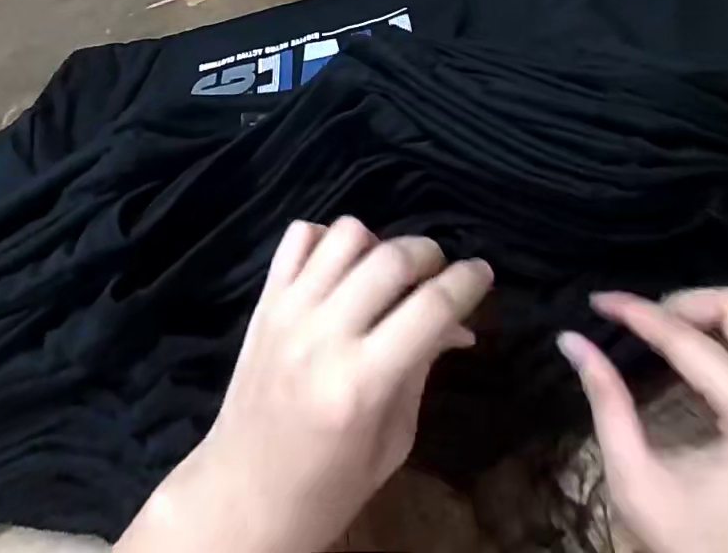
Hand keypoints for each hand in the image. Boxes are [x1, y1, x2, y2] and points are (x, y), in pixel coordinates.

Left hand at [118, 217, 493, 552]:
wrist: (243, 493)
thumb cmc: (329, 486)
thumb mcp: (393, 442)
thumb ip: (422, 369)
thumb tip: (457, 324)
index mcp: (362, 382)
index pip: (430, 308)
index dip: (467, 282)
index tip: (483, 271)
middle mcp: (324, 333)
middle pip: (390, 259)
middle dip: (429, 253)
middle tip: (440, 270)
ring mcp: (288, 309)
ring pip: (344, 235)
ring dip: (378, 242)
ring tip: (387, 270)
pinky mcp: (264, 299)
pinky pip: (298, 237)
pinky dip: (327, 237)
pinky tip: (341, 265)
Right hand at [557, 289, 727, 552]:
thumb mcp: (640, 484)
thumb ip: (607, 403)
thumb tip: (572, 340)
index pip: (689, 340)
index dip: (635, 312)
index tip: (597, 301)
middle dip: (687, 302)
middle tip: (646, 320)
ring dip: (726, 321)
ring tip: (681, 337)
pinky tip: (720, 370)